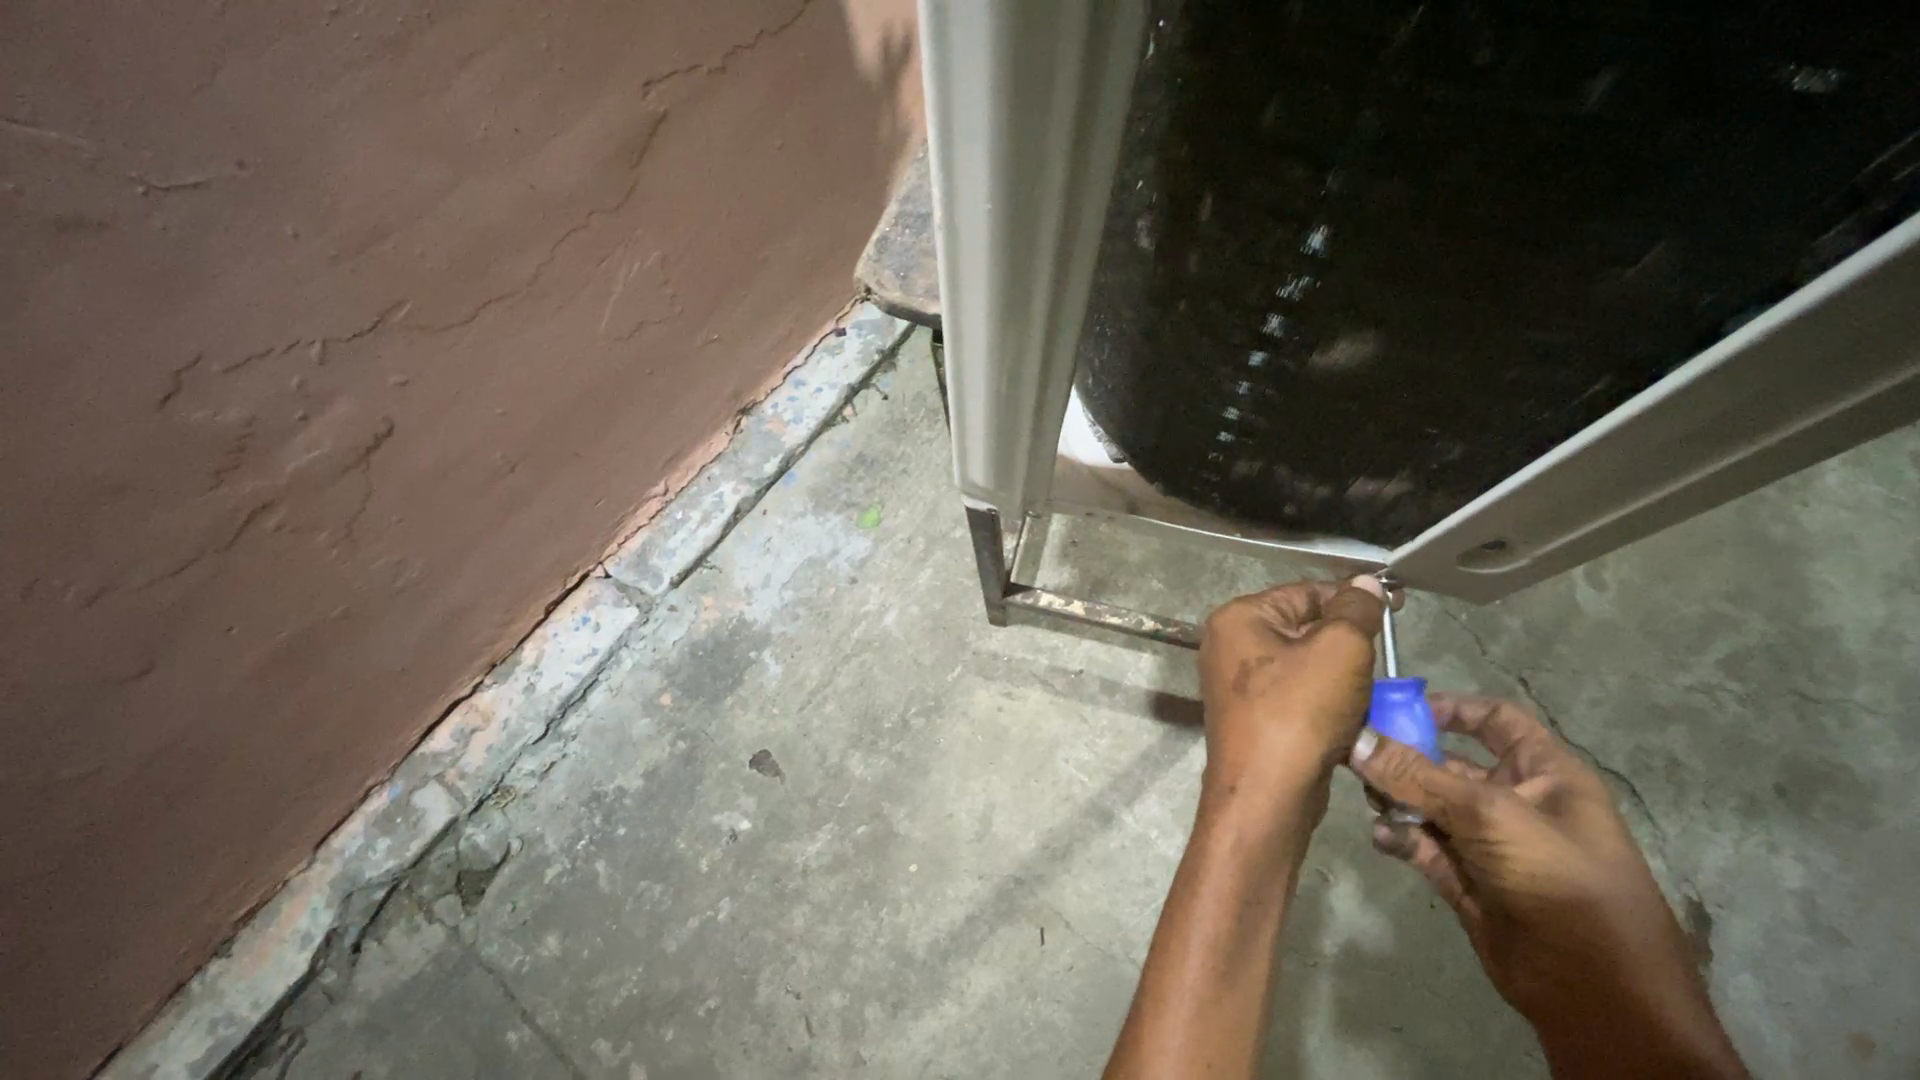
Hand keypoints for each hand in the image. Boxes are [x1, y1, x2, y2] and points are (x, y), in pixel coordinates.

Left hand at [1197, 576, 1385, 822]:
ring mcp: (1238, 685)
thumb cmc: (1299, 710)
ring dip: (1345, 679)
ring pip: (1308, 667)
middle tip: (1381, 659)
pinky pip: (1301, 698)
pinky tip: (1355, 721)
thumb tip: (1364, 583)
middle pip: (1306, 629)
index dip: (1352, 597)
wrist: (1267, 792)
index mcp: (1238, 618)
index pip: (1305, 591)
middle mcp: (1230, 645)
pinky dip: (1331, 705)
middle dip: (1349, 644)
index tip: (1398, 605)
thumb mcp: (1340, 648)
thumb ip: (1355, 610)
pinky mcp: (1254, 718)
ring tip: (1370, 694)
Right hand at [1351, 694, 1746, 1078]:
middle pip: (1449, 762)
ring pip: (1428, 804)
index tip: (1392, 707)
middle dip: (1405, 756)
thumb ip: (1417, 775)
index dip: (1449, 707)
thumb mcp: (1490, 815)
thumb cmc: (1559, 880)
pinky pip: (1421, 845)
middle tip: (1356, 754)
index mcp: (1544, 773)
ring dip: (1396, 799)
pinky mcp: (1466, 880)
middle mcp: (1516, 802)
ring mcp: (1489, 844)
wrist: (1597, 993)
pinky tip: (1384, 838)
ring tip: (1371, 801)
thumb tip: (1355, 738)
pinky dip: (1399, 837)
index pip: (1494, 719)